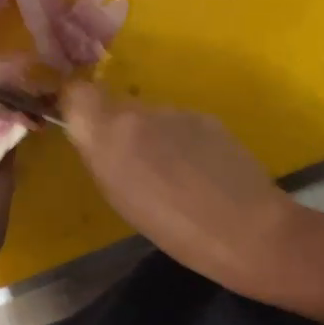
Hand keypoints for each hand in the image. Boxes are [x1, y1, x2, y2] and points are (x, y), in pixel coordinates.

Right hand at [60, 82, 295, 284]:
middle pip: (114, 104)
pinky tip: (197, 171)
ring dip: (149, 134)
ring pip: (148, 115)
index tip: (82, 129)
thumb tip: (93, 135)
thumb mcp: (120, 198)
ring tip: (169, 174)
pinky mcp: (207, 116)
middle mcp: (139, 113)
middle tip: (129, 163)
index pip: (77, 94)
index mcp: (109, 135)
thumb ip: (101, 157)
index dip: (77, 107)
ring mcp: (176, 112)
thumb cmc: (174, 231)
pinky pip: (178, 123)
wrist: (247, 228)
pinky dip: (179, 140)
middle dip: (116, 126)